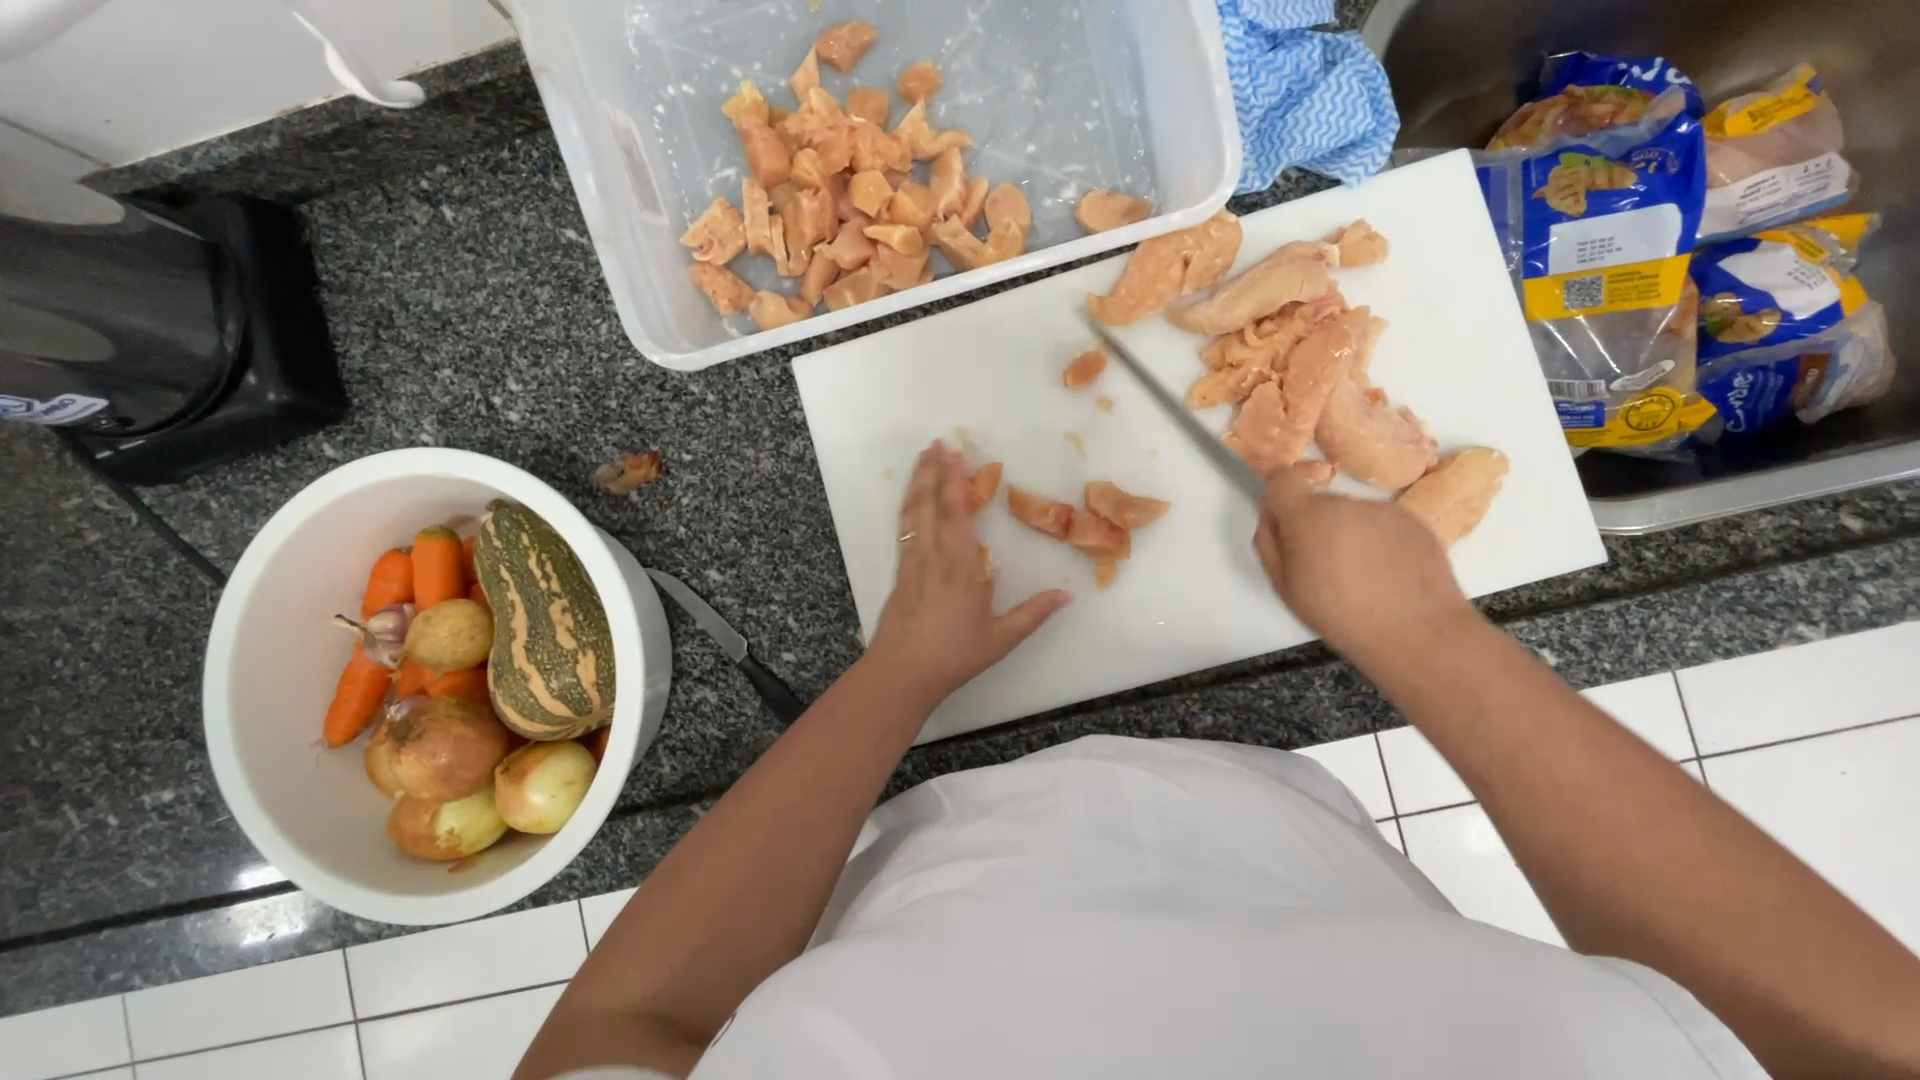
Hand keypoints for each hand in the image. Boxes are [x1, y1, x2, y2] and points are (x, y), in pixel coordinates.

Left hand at [866, 441, 1071, 703]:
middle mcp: (933, 558)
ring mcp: (912, 563)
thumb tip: (1067, 595)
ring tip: (922, 457)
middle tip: (938, 442)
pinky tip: (911, 497)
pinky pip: (904, 529)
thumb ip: (1034, 614)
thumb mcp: (1000, 639)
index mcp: (960, 569)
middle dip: (934, 471)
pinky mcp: (900, 573)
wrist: (902, 673)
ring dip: (917, 482)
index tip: (958, 456)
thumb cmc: (954, 656)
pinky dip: (908, 506)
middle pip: (931, 505)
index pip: (957, 515)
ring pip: (913, 513)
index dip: (956, 482)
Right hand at [1254, 465, 1476, 657]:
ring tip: (1361, 574)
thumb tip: (1270, 515)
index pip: (1281, 480)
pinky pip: (1382, 523)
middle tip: (1324, 566)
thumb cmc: (1340, 615)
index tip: (1284, 524)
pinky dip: (1378, 540)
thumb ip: (1269, 543)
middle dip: (1314, 525)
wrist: (1417, 631)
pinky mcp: (1414, 520)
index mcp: (1308, 517)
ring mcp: (1384, 509)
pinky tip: (1387, 573)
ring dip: (1347, 533)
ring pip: (1351, 514)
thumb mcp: (1286, 587)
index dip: (1277, 497)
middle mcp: (1346, 503)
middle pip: (1318, 502)